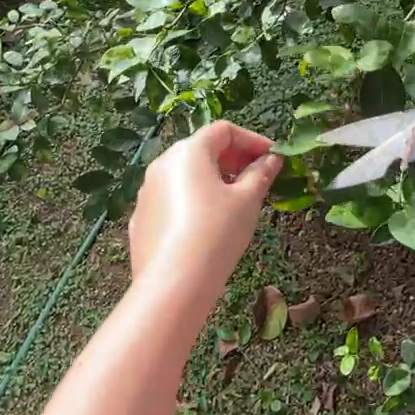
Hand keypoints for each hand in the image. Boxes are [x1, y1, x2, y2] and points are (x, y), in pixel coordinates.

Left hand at [128, 121, 281, 304]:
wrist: (174, 283)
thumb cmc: (217, 232)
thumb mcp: (247, 201)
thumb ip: (260, 174)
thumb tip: (272, 159)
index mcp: (188, 152)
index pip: (223, 130)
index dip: (252, 140)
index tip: (273, 157)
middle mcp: (162, 164)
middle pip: (202, 149)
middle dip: (233, 159)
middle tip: (257, 178)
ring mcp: (146, 191)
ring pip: (185, 175)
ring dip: (213, 180)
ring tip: (235, 202)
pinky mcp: (141, 218)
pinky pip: (171, 199)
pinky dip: (192, 201)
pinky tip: (206, 225)